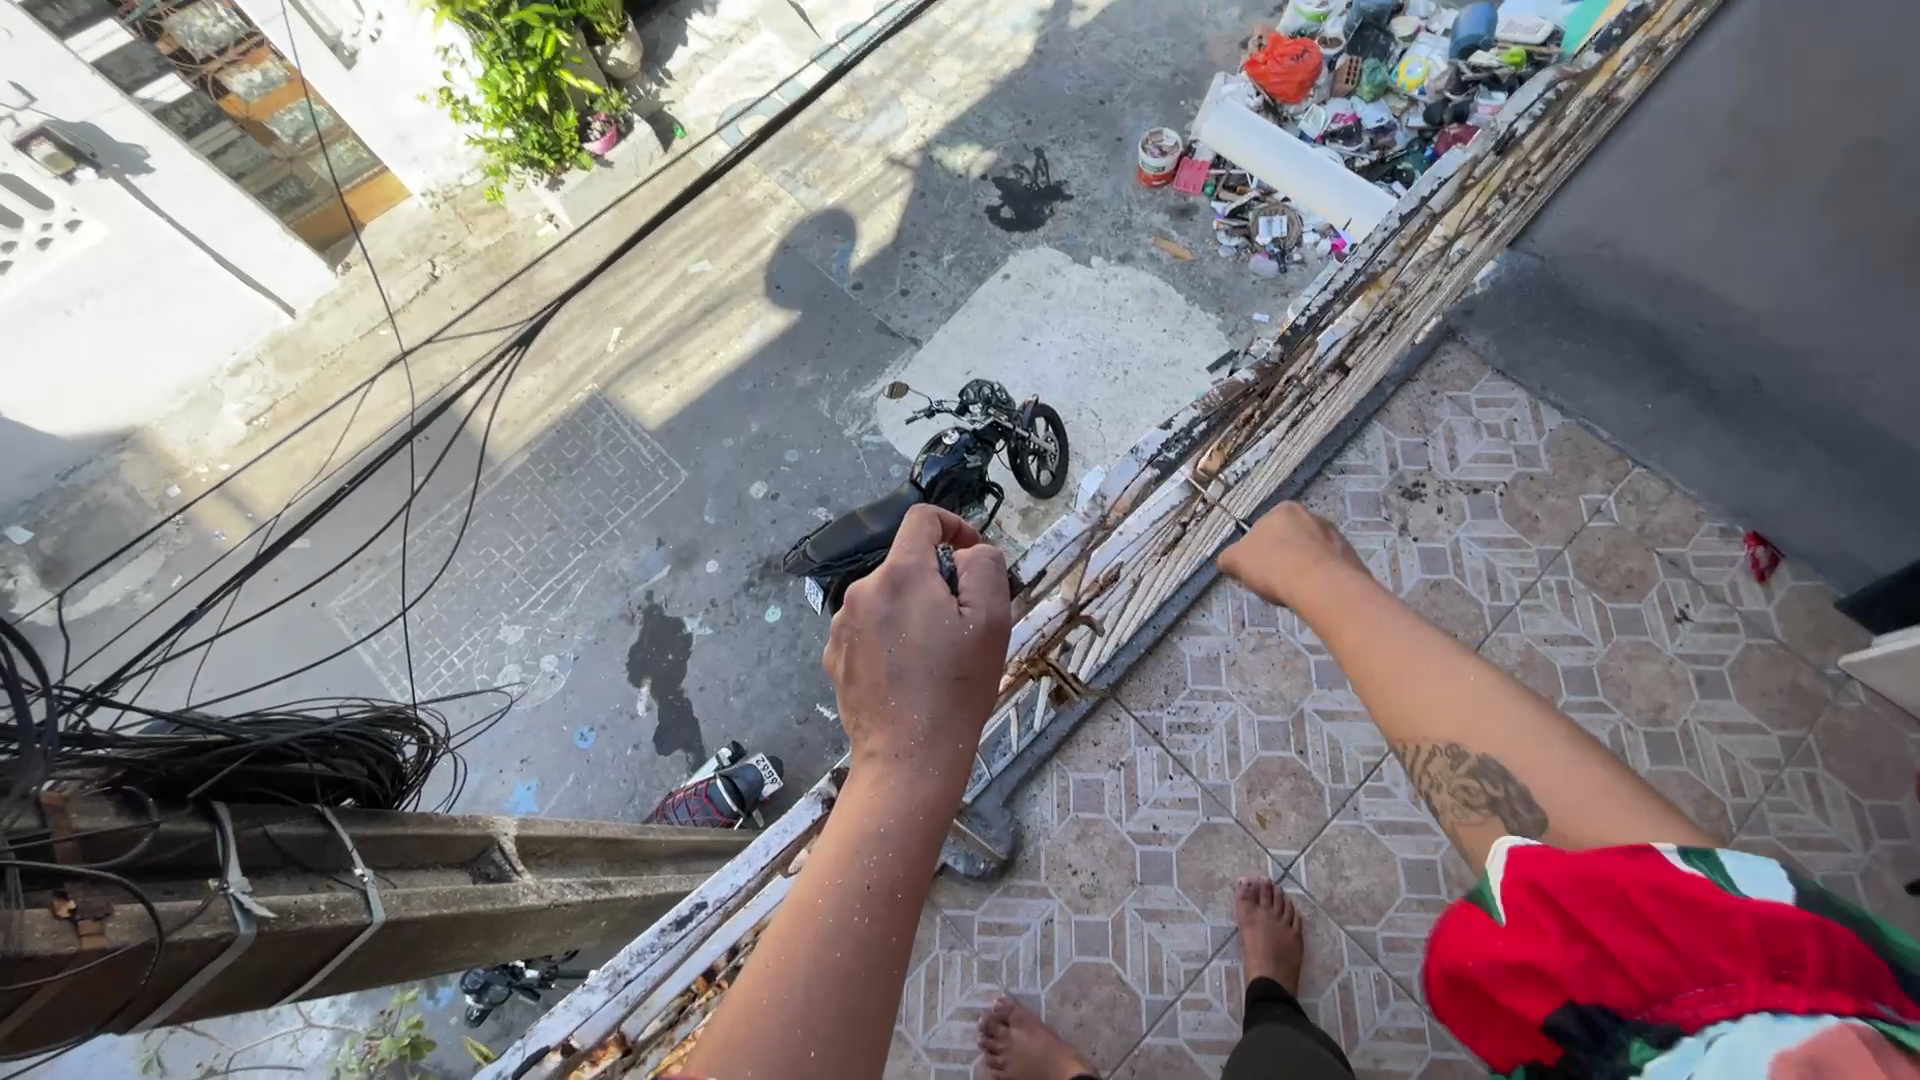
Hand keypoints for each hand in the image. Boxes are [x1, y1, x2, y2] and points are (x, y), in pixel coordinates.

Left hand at [824, 505, 1011, 780]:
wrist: (908, 757)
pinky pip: (869, 628)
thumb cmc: (956, 688)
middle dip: (937, 582)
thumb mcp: (992, 620)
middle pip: (906, 564)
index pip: (921, 519)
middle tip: (963, 625)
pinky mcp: (834, 656)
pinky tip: (907, 674)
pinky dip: (890, 636)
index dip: (953, 525)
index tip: (971, 553)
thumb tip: (967, 552)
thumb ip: (984, 566)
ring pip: (888, 597)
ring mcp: (841, 626)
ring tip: (934, 656)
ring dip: (912, 611)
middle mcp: (861, 590)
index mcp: (900, 574)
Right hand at [1218, 502, 1370, 610]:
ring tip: (1293, 590)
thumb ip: (1228, 558)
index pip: (1262, 528)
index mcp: (1284, 510)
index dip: (1255, 551)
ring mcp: (1336, 535)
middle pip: (1288, 540)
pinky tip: (1312, 593)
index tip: (1254, 570)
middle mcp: (1312, 515)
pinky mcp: (1352, 556)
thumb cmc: (1273, 566)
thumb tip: (1227, 561)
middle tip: (1272, 581)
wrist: (1321, 585)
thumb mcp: (1235, 561)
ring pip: (1309, 553)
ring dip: (1301, 567)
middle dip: (1280, 557)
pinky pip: (1328, 567)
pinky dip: (1319, 578)